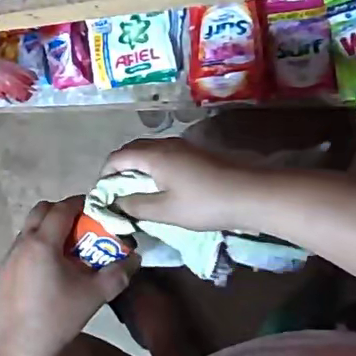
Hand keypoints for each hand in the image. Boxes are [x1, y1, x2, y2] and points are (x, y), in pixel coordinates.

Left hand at [0, 197, 136, 355]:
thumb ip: (117, 274)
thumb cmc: (58, 318)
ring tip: (69, 249)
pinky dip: (38, 245)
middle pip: (41, 211)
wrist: (21, 348)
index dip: (80, 203)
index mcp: (42, 243)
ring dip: (49, 228)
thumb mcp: (94, 295)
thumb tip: (135, 258)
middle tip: (83, 225)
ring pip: (30, 228)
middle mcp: (22, 243)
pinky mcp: (3, 271)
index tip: (96, 207)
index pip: (61, 209)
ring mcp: (9, 256)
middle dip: (63, 211)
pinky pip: (22, 245)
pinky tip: (52, 269)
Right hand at [103, 138, 253, 232]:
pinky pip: (164, 155)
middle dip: (119, 169)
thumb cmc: (204, 203)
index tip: (103, 194)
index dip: (105, 175)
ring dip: (137, 167)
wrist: (252, 194)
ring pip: (149, 151)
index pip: (116, 158)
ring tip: (137, 190)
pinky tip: (162, 186)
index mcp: (152, 155)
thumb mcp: (165, 211)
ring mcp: (182, 146)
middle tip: (118, 192)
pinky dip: (153, 167)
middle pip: (131, 150)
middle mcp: (164, 144)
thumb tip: (115, 202)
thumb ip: (135, 205)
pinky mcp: (196, 153)